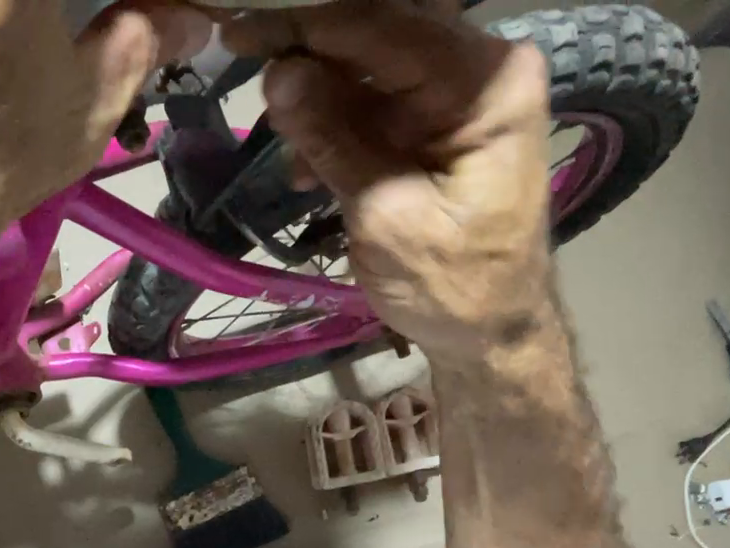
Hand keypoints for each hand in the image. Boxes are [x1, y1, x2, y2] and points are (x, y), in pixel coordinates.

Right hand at [223, 0, 555, 358]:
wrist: (488, 334)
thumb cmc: (452, 285)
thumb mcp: (386, 215)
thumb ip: (334, 141)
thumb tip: (277, 75)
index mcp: (486, 83)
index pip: (388, 27)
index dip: (310, 27)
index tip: (242, 30)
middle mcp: (477, 74)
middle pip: (377, 40)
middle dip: (309, 59)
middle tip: (244, 69)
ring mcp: (453, 103)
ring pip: (367, 75)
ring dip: (316, 104)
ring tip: (281, 143)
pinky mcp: (431, 132)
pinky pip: (371, 112)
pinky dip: (331, 133)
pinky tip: (305, 168)